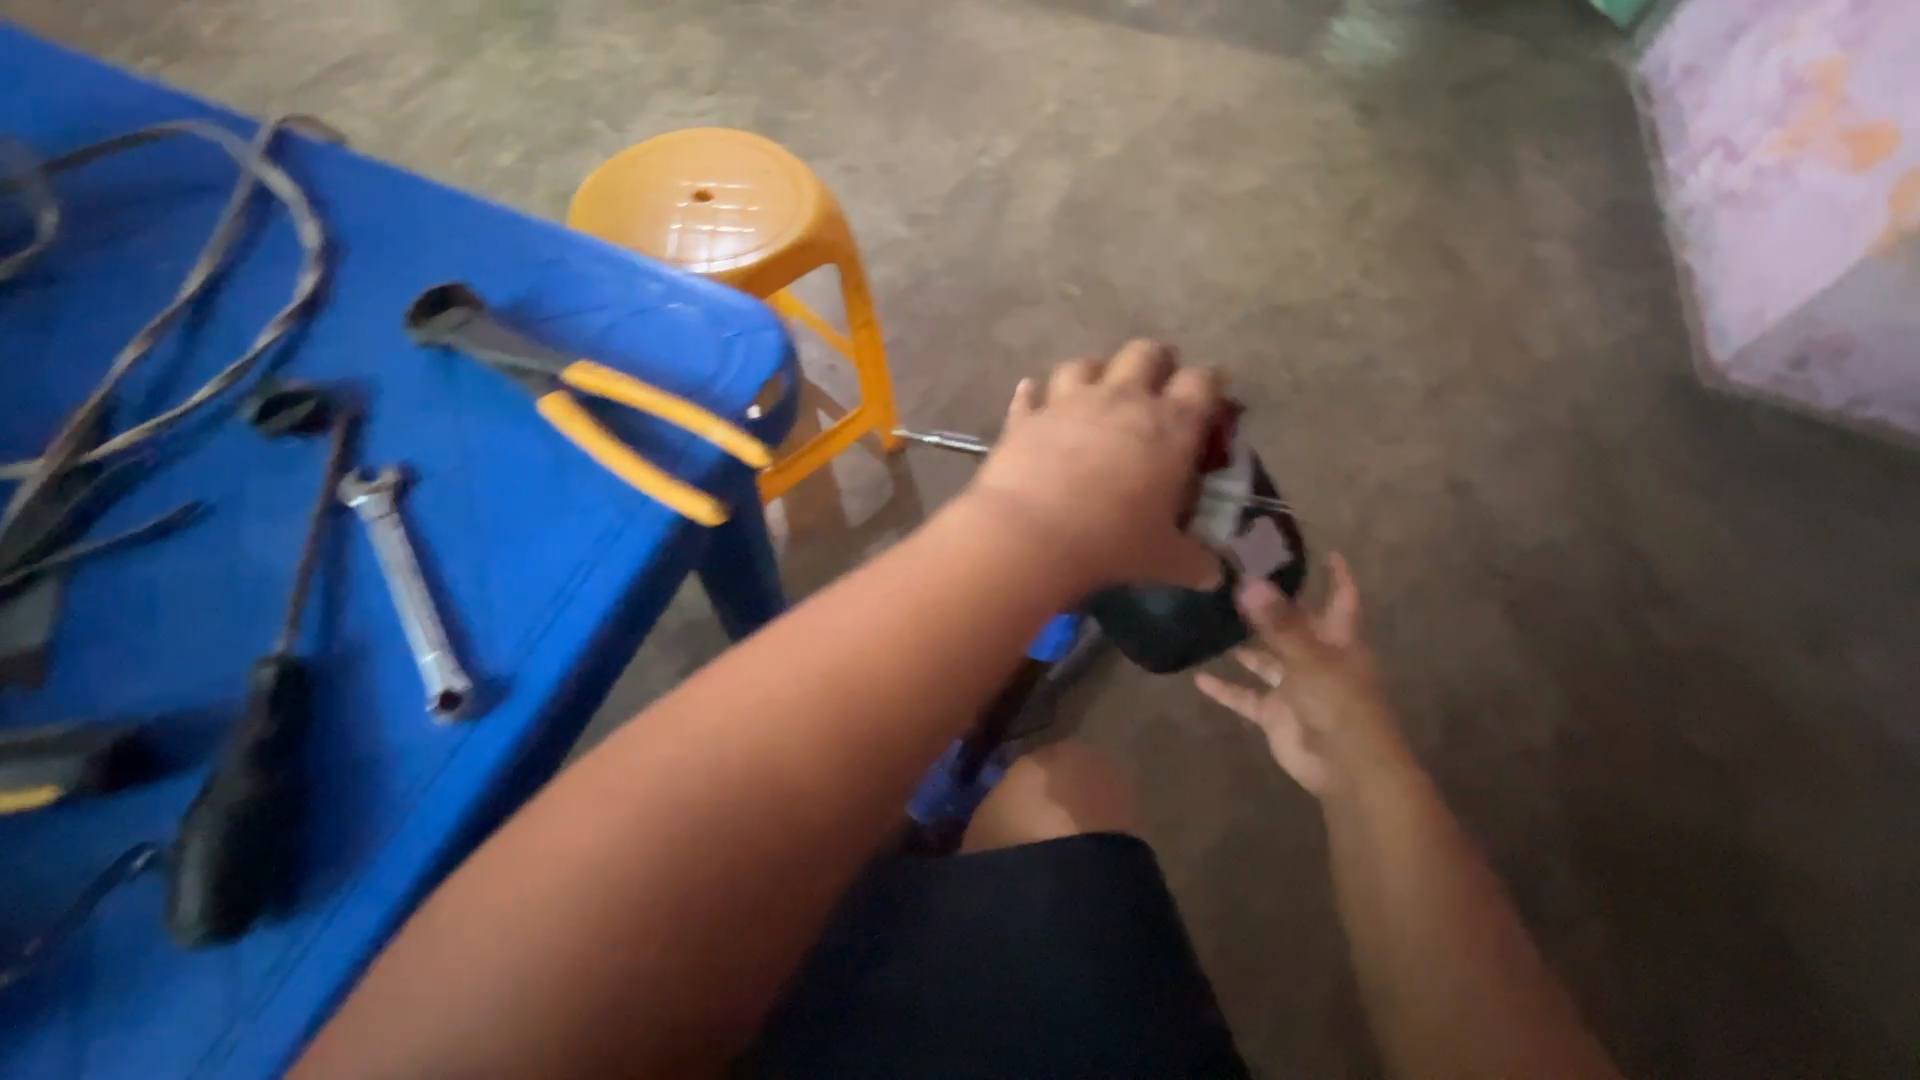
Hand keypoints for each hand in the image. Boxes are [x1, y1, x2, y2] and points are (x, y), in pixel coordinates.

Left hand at [960, 340, 1223, 591]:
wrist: (1029, 535)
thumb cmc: (1111, 544)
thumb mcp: (1163, 559)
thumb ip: (1193, 562)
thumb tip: (1213, 575)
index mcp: (1170, 426)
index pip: (1203, 381)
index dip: (1211, 383)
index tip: (1211, 396)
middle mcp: (1122, 399)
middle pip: (1146, 352)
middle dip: (1156, 362)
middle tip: (1156, 386)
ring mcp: (1069, 402)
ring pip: (1086, 364)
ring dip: (1096, 373)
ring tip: (1096, 393)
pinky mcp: (1025, 416)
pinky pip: (1031, 393)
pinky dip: (1034, 395)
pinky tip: (1033, 400)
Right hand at [1195, 554, 1402, 795]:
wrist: (1347, 768)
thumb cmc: (1340, 704)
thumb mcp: (1309, 657)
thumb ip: (1277, 623)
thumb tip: (1248, 582)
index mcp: (1338, 640)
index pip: (1341, 599)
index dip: (1337, 576)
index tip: (1325, 552)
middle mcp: (1317, 659)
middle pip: (1294, 627)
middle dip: (1272, 608)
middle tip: (1237, 580)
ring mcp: (1295, 688)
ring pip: (1266, 661)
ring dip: (1244, 646)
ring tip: (1212, 620)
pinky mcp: (1276, 715)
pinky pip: (1246, 696)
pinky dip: (1225, 689)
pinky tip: (1198, 678)